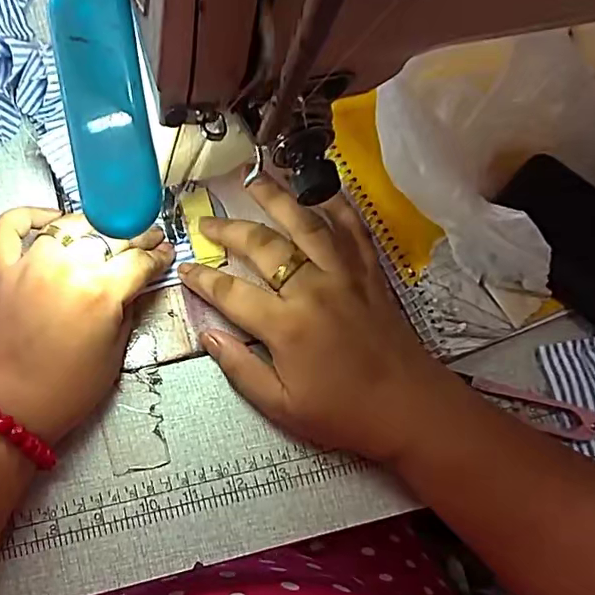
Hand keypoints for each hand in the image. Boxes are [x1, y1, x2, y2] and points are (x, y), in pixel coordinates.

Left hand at [0, 209, 172, 442]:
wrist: (12, 409)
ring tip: (105, 231)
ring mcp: (29, 265)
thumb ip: (127, 309)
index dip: (158, 255)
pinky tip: (50, 218)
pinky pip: (9, 227)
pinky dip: (29, 215)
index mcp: (101, 292)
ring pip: (67, 225)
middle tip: (145, 239)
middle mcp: (66, 268)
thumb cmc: (70, 390)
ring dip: (92, 225)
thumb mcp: (115, 353)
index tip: (165, 252)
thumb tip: (134, 285)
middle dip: (134, 235)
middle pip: (109, 235)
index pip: (139, 260)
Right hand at [178, 177, 469, 462]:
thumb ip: (240, 368)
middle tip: (208, 223)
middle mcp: (313, 289)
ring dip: (279, 199)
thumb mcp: (281, 405)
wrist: (408, 408)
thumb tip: (209, 335)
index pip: (231, 292)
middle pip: (264, 246)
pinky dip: (337, 206)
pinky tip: (322, 191)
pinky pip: (353, 229)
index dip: (203, 279)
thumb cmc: (342, 413)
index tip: (186, 269)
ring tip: (256, 181)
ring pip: (307, 224)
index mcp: (286, 325)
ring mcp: (345, 275)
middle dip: (230, 230)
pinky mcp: (371, 274)